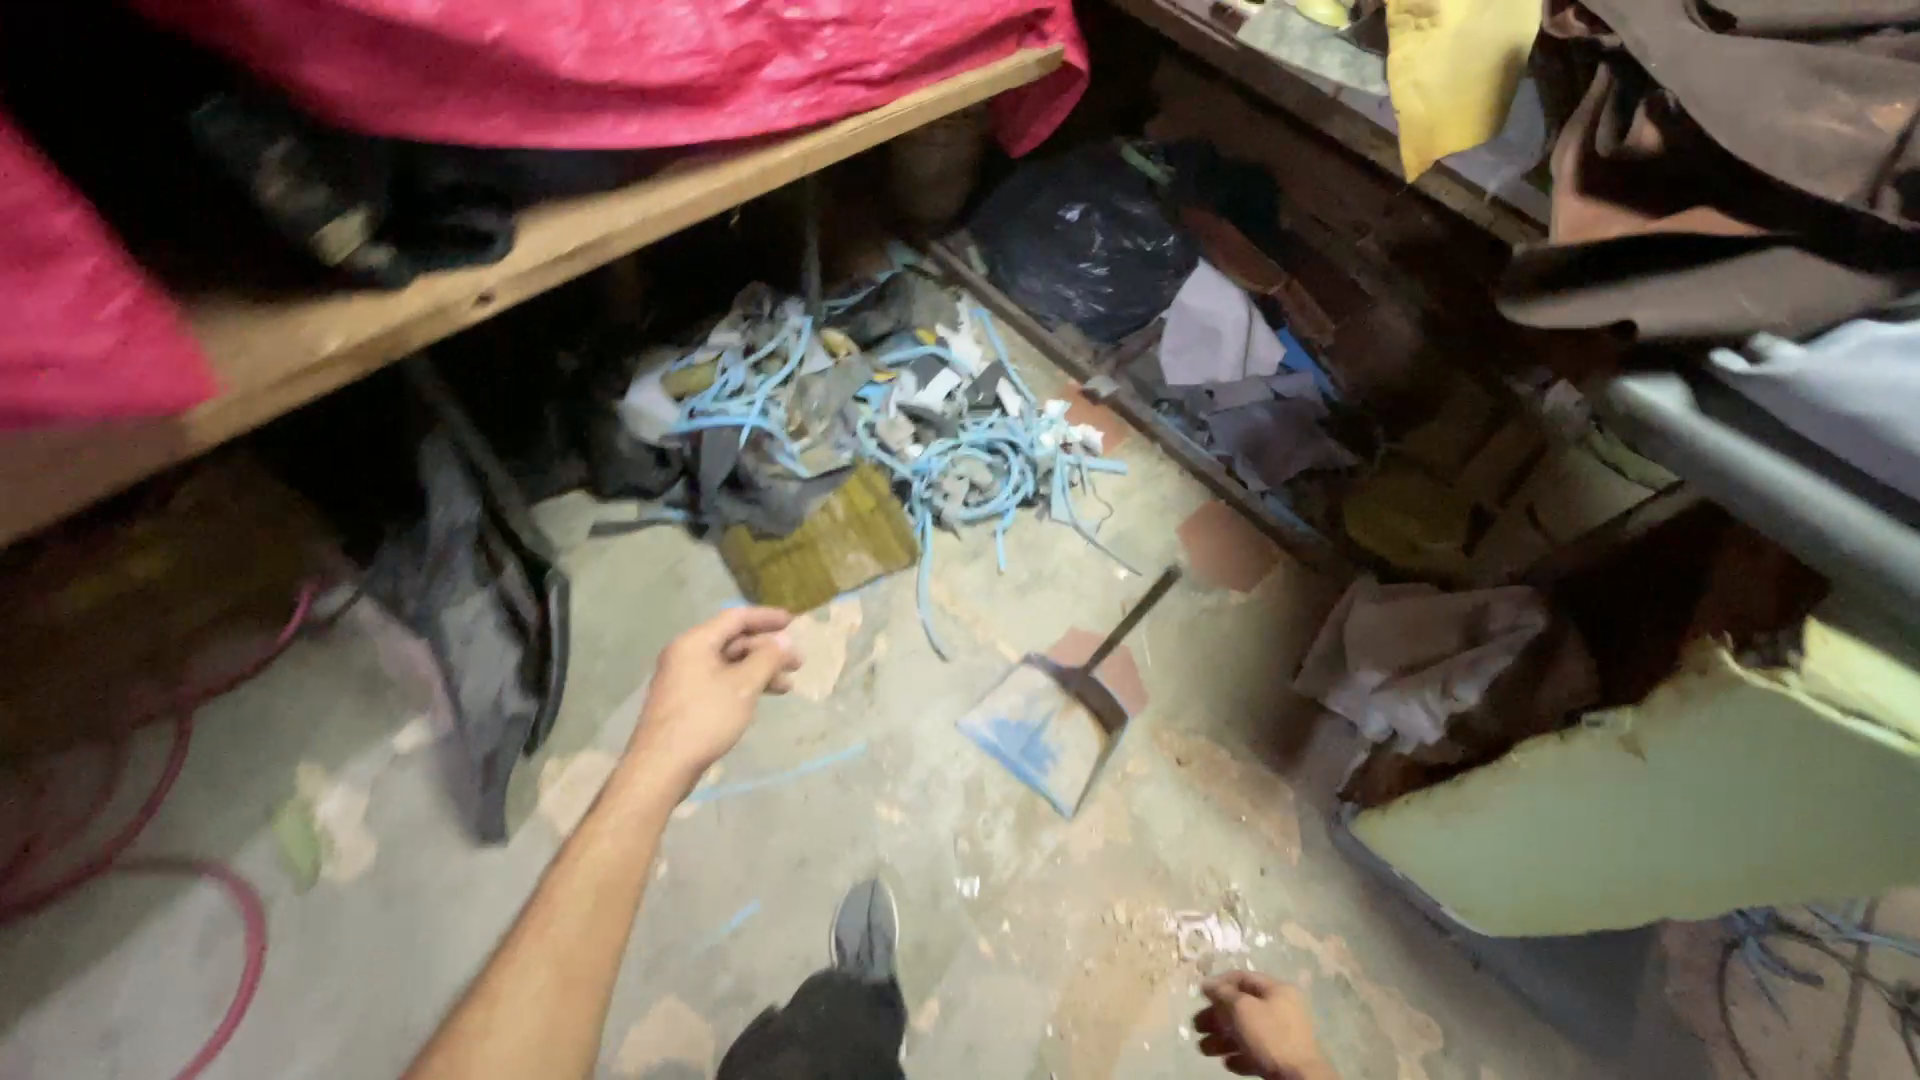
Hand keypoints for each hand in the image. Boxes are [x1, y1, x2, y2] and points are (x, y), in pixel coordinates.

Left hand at [627, 606, 801, 791]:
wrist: (662, 766)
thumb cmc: (705, 718)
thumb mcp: (743, 686)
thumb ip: (767, 658)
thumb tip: (785, 640)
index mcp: (695, 642)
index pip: (736, 617)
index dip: (767, 618)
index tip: (794, 623)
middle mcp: (687, 653)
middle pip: (733, 640)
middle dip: (767, 649)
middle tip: (797, 662)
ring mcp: (684, 678)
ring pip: (729, 664)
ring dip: (759, 670)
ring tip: (787, 686)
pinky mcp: (686, 700)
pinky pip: (720, 681)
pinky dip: (744, 684)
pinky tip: (762, 697)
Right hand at [1194, 972, 1336, 1079]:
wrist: (1300, 1079)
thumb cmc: (1270, 1036)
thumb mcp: (1242, 1008)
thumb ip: (1223, 994)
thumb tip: (1207, 984)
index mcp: (1277, 990)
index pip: (1242, 978)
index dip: (1219, 983)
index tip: (1200, 995)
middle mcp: (1281, 1009)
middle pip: (1241, 1007)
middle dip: (1216, 1017)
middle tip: (1197, 1026)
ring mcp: (1283, 1035)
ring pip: (1246, 1031)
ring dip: (1223, 1039)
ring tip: (1204, 1049)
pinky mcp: (1282, 1059)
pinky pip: (1256, 1052)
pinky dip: (1239, 1055)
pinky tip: (1227, 1063)